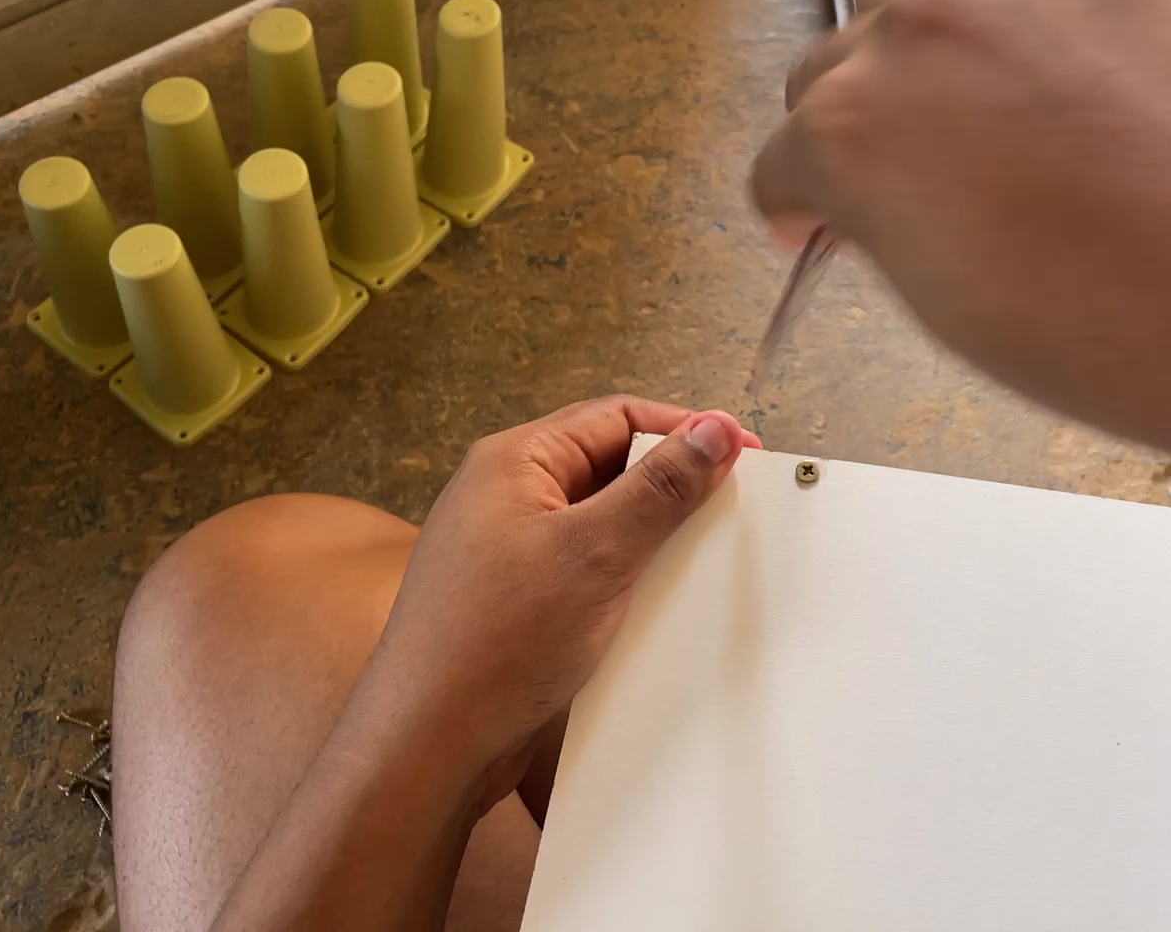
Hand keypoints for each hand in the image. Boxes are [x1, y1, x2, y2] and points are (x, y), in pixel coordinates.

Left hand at [372, 397, 758, 800]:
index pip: (616, 416)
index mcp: (516, 461)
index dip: (684, 427)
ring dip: (657, 523)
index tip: (744, 450)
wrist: (426, 754)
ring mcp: (515, 546)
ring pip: (605, 513)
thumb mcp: (595, 552)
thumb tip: (718, 427)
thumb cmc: (503, 638)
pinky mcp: (524, 592)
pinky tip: (668, 584)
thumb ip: (661, 487)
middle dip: (674, 476)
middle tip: (736, 497)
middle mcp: (512, 493)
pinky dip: (633, 562)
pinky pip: (592, 557)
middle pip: (610, 461)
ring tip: (712, 540)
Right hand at [752, 0, 1170, 482]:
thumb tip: (869, 198)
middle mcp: (912, 39)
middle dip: (839, 124)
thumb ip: (876, 225)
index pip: (777, 161)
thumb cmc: (1100, 332)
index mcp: (848, 136)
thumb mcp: (935, 304)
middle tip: (885, 173)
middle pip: (826, 64)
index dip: (790, 204)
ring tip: (959, 100)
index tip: (810, 220)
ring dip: (913, 45)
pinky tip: (1036, 35)